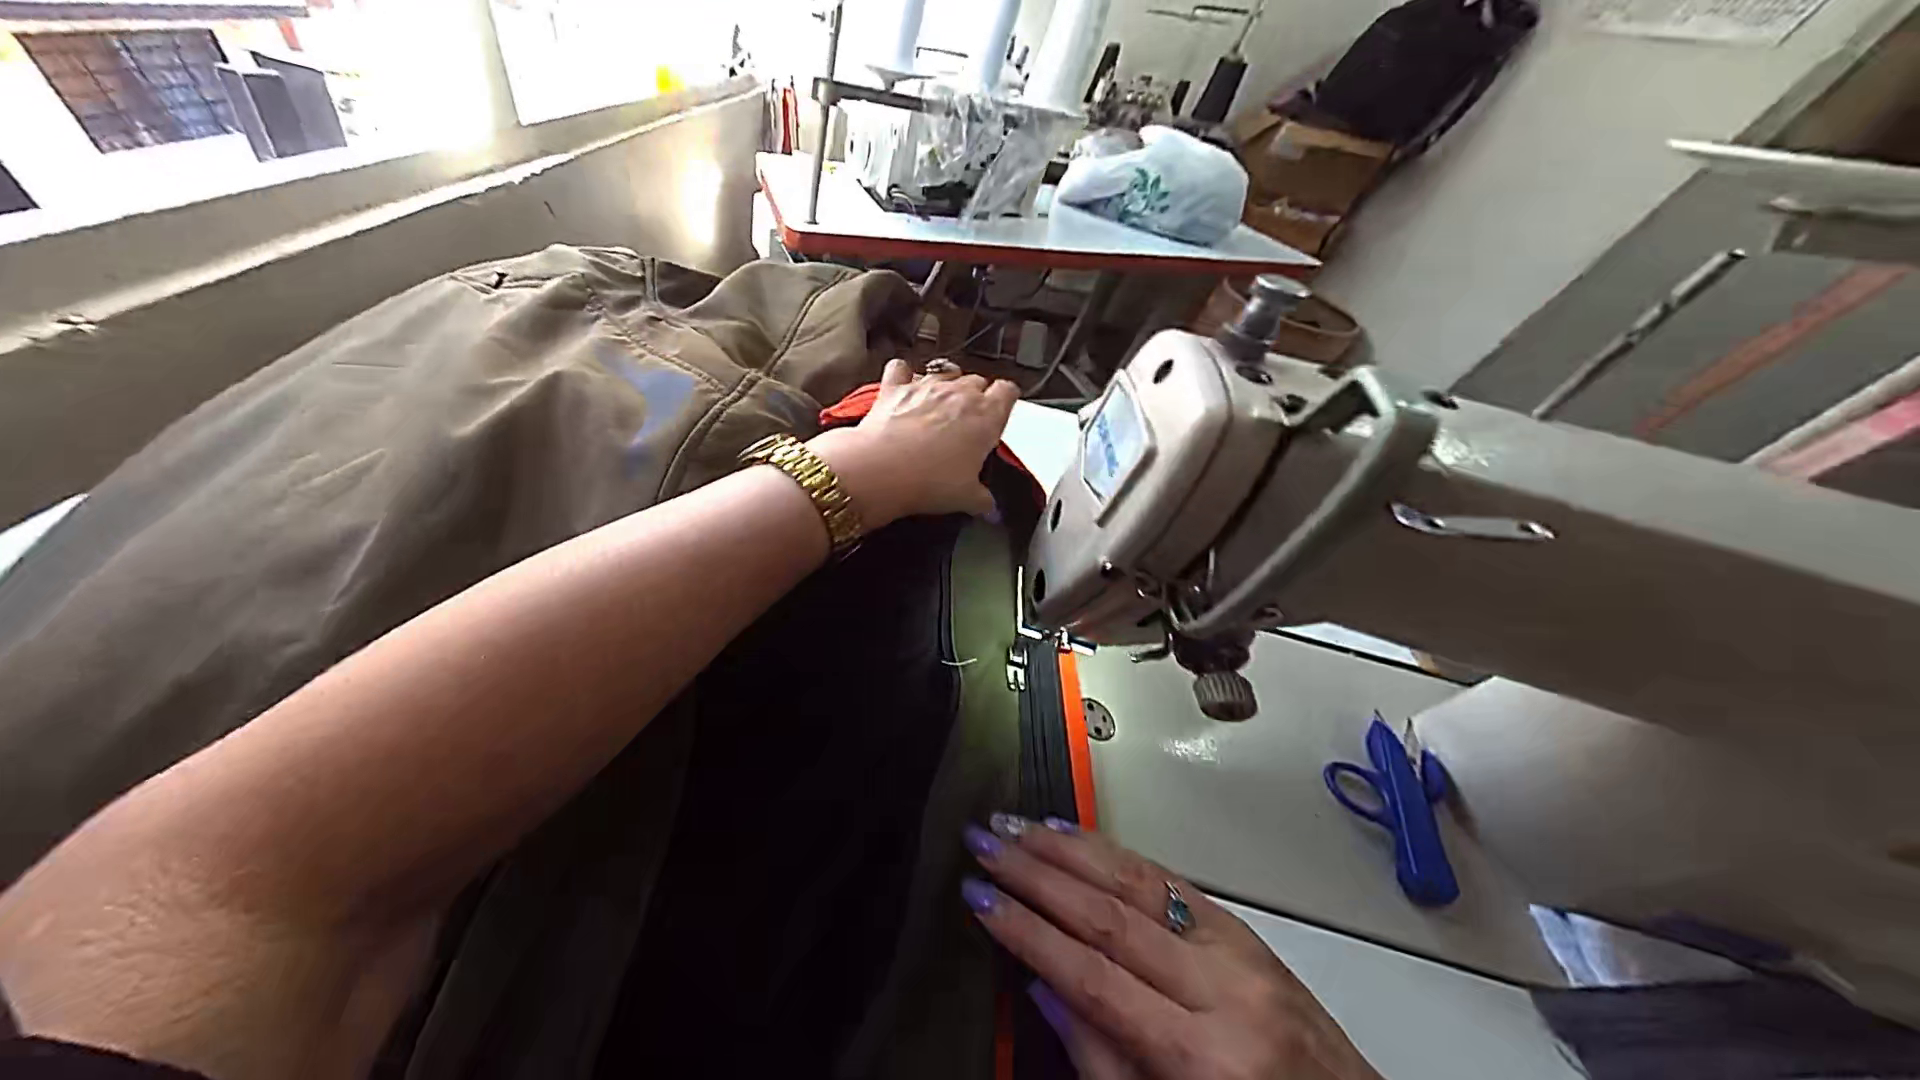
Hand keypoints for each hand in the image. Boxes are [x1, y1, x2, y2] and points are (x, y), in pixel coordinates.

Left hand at [808, 358, 1018, 527]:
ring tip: (939, 407)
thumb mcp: (966, 497)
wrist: (882, 471)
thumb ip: (982, 499)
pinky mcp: (895, 388)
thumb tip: (987, 505)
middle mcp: (959, 393)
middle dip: (975, 396)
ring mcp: (926, 386)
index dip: (1005, 399)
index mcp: (986, 416)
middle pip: (977, 380)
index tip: (1001, 411)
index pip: (1007, 391)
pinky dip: (903, 375)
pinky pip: (902, 369)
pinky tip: (904, 387)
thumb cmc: (928, 479)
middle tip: (968, 422)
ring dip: (945, 385)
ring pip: (944, 372)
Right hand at [961, 815, 1383, 1079]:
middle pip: (1110, 916)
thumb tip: (1042, 986)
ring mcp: (1237, 949)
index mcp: (1205, 1060)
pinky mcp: (1242, 927)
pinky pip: (1168, 877)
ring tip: (1018, 826)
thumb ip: (1101, 1060)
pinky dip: (1114, 852)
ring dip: (1067, 848)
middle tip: (985, 843)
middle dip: (1036, 873)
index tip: (980, 897)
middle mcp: (1223, 991)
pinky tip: (1076, 834)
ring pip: (1137, 880)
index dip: (1027, 932)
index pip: (1093, 978)